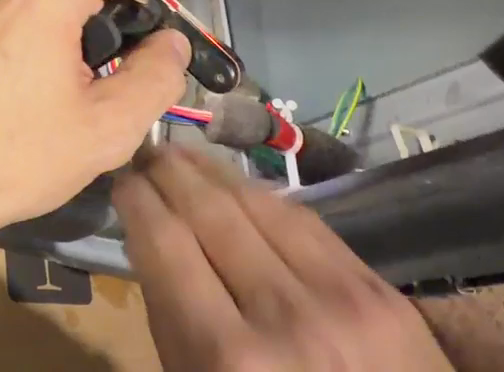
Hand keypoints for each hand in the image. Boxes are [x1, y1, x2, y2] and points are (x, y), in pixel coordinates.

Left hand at [0, 0, 191, 368]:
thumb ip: (154, 77)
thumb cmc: (15, 156)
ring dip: (50, 30)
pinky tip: (6, 88)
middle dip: (98, 13)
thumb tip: (170, 42)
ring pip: (22, 3)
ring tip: (54, 87)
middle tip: (115, 62)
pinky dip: (10, 38)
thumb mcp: (105, 129)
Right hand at [114, 146, 452, 371]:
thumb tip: (148, 234)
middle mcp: (284, 318)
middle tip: (146, 152)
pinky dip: (263, 197)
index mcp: (228, 357)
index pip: (164, 241)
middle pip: (208, 210)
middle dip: (168, 171)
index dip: (136, 198)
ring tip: (184, 156)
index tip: (121, 180)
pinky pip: (307, 223)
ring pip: (259, 203)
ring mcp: (342, 301)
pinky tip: (239, 185)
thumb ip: (171, 316)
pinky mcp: (382, 295)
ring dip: (213, 171)